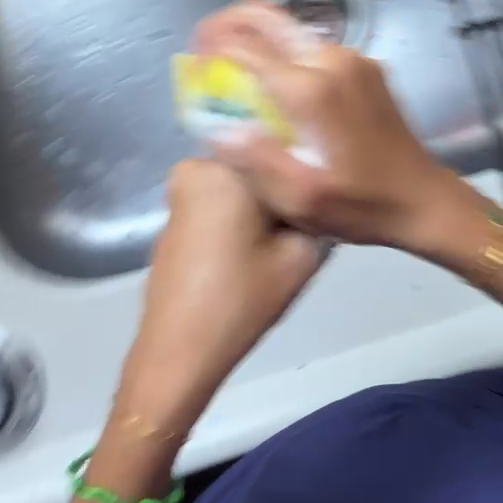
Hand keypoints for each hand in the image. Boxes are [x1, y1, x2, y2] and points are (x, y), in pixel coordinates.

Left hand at [117, 159, 324, 431]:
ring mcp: (180, 193)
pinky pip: (222, 203)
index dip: (310, 172)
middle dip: (285, 190)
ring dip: (264, 207)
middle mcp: (196, 168)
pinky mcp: (176, 218)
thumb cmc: (241, 299)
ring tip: (283, 243)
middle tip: (306, 228)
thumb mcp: (303, 254)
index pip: (282, 148)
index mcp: (224, 166)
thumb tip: (324, 196)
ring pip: (243, 186)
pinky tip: (254, 253)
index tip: (327, 199)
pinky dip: (242, 220)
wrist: (179, 353)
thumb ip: (321, 213)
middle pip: (261, 166)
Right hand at [194, 0, 483, 255]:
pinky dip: (287, 57)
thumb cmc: (361, 205)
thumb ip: (253, 158)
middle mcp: (332, 60)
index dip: (212, 47)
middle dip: (230, 26)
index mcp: (310, 89)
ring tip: (237, 71)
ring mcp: (354, 60)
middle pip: (269, 20)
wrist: (424, 199)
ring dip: (260, 43)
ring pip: (292, 34)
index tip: (193, 60)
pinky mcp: (367, 68)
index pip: (245, 46)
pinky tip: (278, 86)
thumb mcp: (300, 197)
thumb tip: (216, 126)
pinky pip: (315, 50)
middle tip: (206, 48)